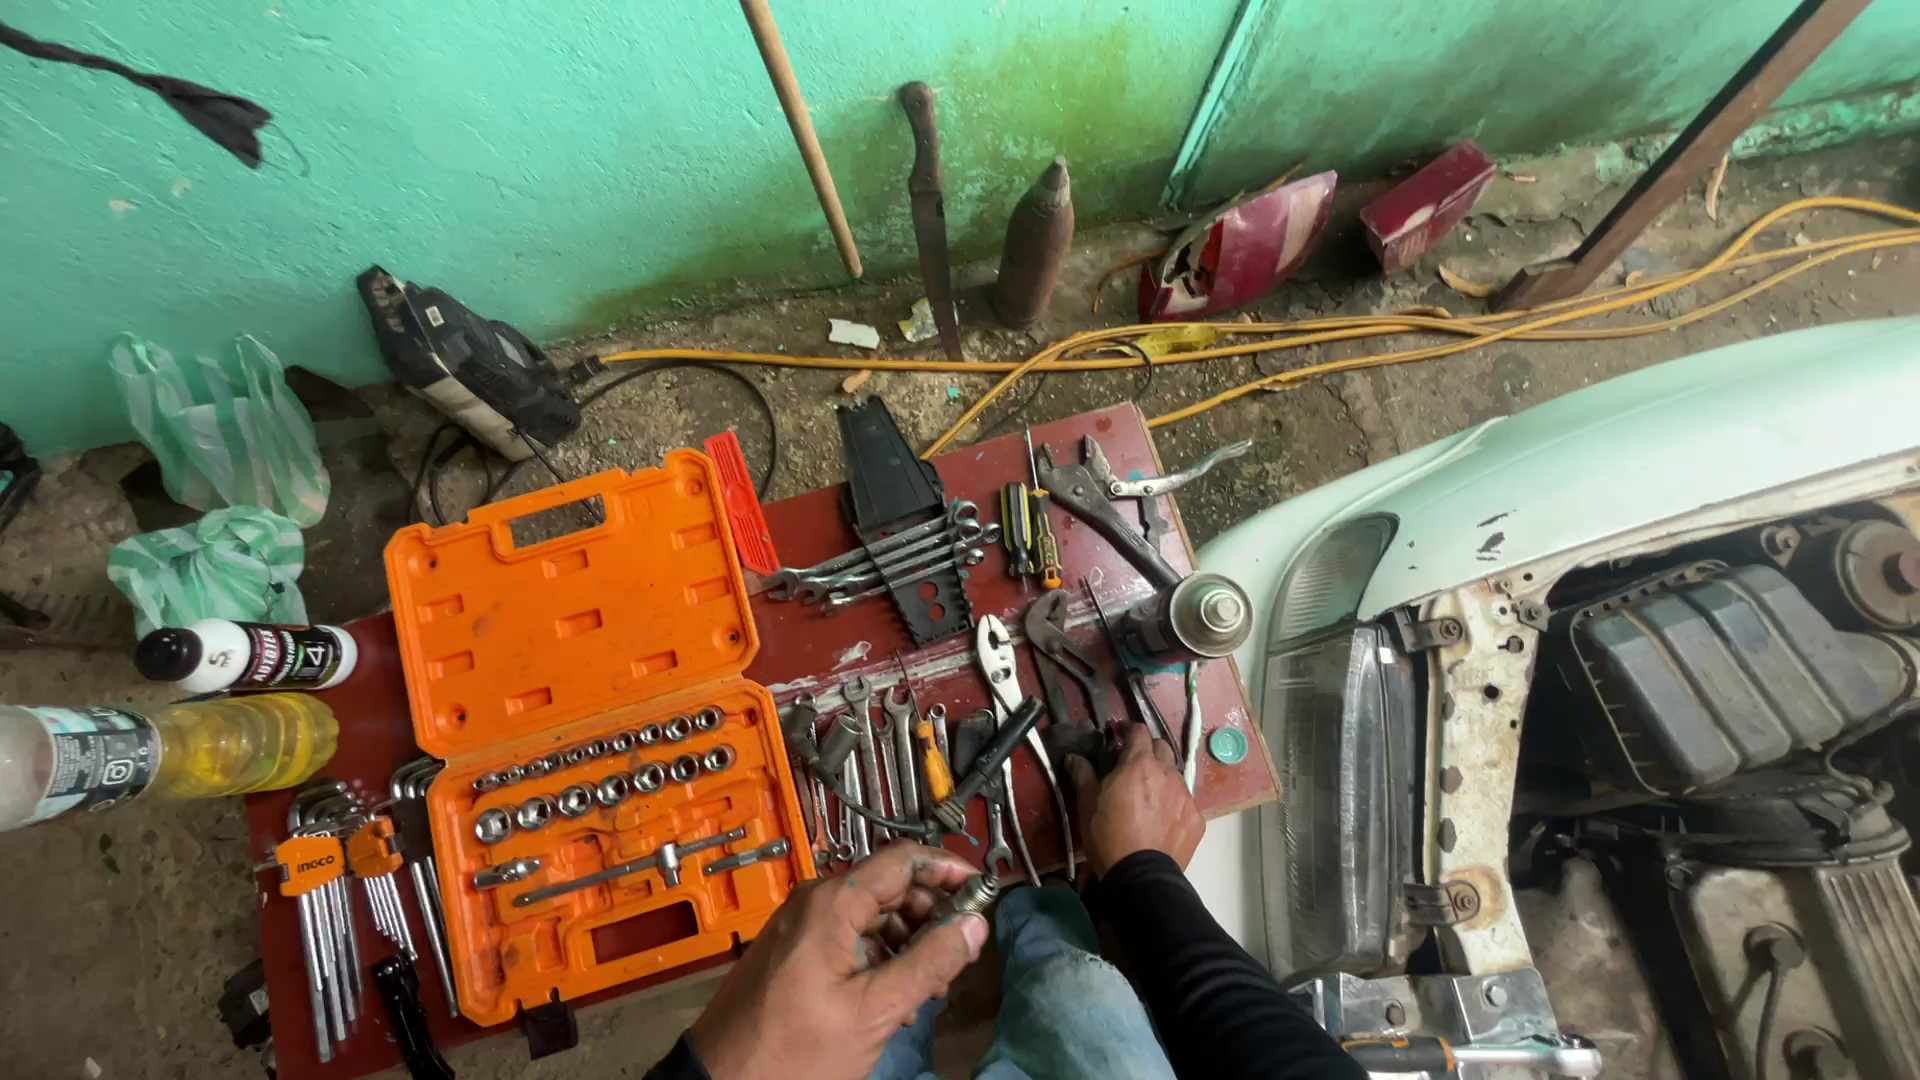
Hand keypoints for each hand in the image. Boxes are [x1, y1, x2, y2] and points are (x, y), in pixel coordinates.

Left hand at [687, 842, 989, 1079]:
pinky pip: (851, 936)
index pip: (904, 859)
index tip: (981, 889)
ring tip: (931, 985)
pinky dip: (880, 955)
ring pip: (873, 914)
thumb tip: (975, 925)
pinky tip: (896, 995)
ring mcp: (804, 924)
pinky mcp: (796, 949)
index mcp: (834, 901)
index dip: (948, 868)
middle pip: (890, 887)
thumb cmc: (793, 1050)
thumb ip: (928, 964)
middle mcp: (818, 899)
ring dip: (908, 941)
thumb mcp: (872, 1012)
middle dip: (931, 915)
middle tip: (959, 952)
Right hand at [1066, 724, 1203, 875]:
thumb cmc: (1108, 834)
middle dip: (1147, 749)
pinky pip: (1184, 801)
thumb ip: (1083, 774)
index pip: (1138, 732)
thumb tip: (1074, 757)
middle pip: (1161, 748)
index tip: (1118, 733)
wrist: (1141, 876)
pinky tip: (1162, 818)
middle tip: (1132, 763)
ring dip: (1161, 776)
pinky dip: (1173, 802)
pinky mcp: (1196, 819)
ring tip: (1148, 794)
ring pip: (1174, 775)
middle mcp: (1167, 773)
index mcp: (1139, 764)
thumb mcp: (1087, 803)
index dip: (1128, 728)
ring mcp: (1185, 796)